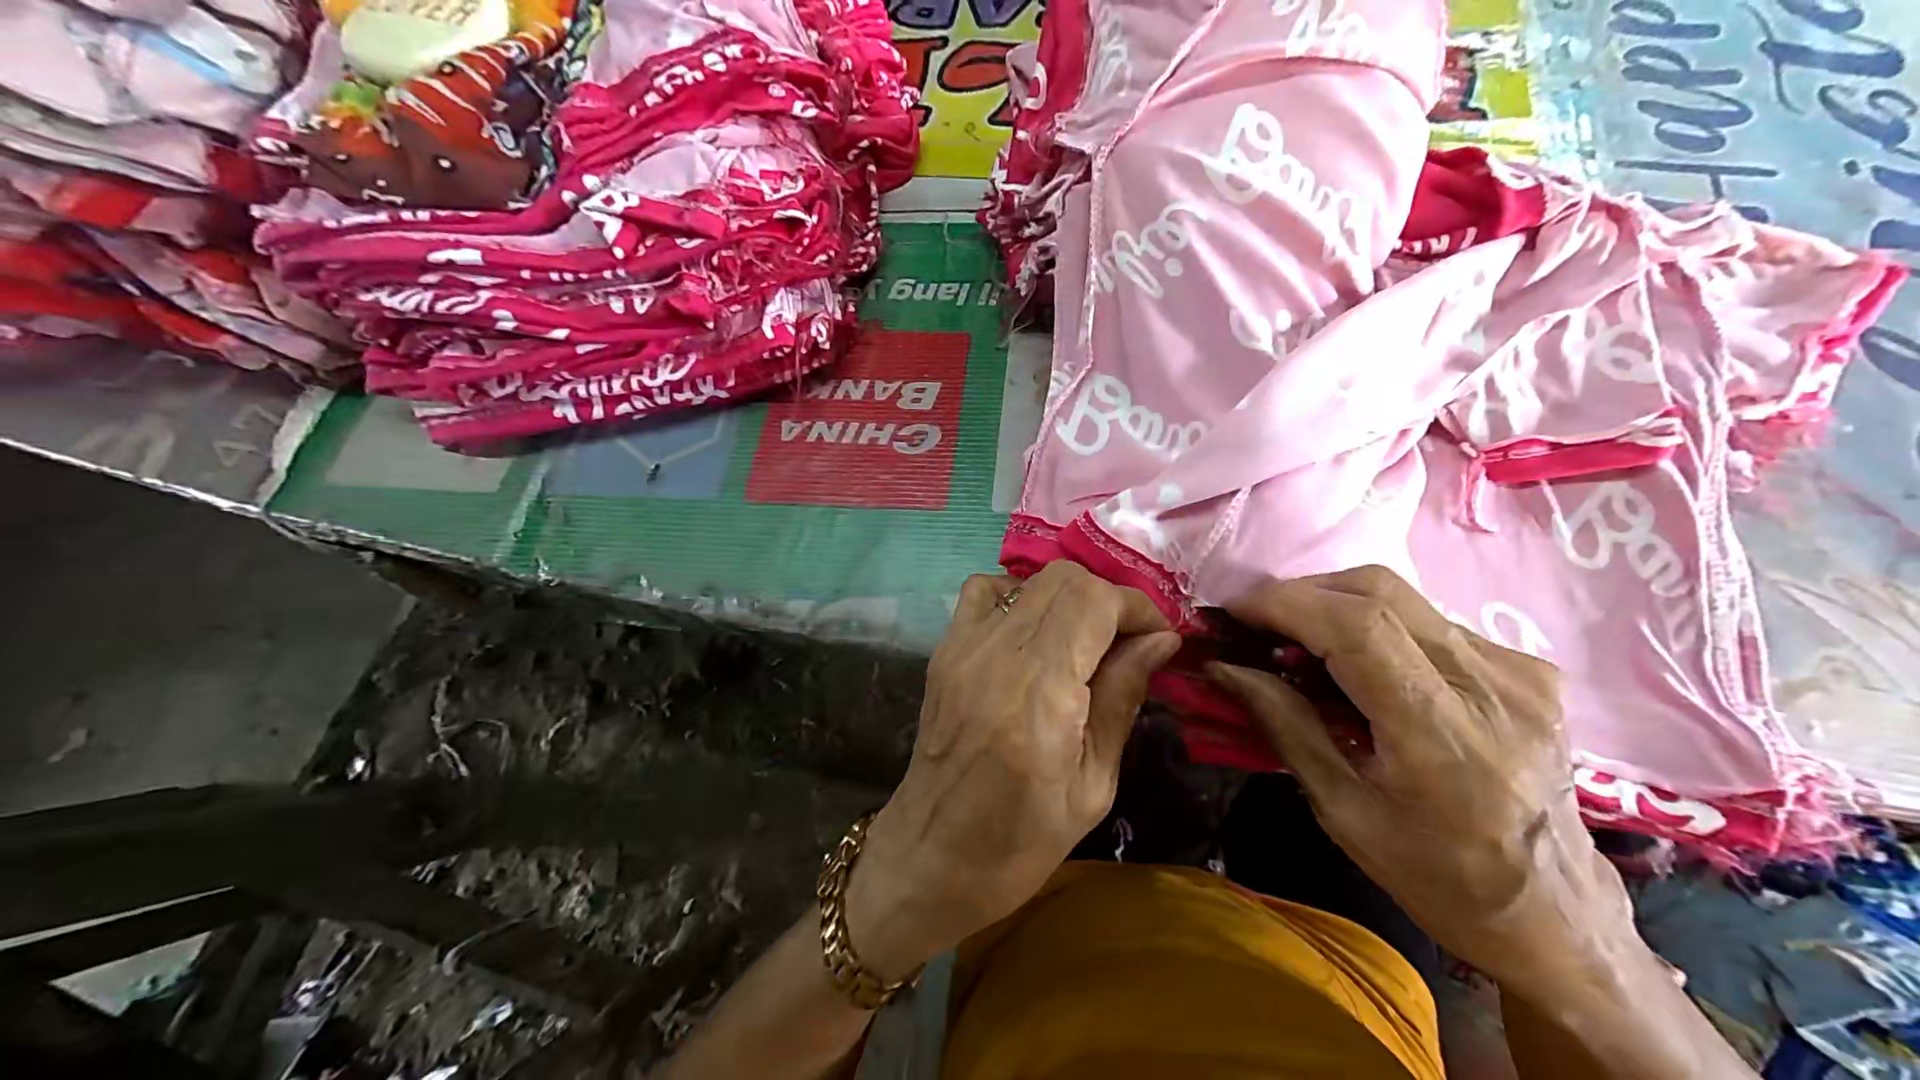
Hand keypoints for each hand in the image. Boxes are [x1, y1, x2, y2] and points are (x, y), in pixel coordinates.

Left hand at [844, 562, 1179, 979]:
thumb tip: (1160, 641)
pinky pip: (985, 591)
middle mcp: (995, 656)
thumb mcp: (1093, 784)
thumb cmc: (1020, 842)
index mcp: (1038, 695)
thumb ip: (1121, 697)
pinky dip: (1021, 596)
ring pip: (1029, 580)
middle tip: (1129, 642)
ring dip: (1070, 598)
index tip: (1159, 639)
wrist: (931, 856)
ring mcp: (962, 647)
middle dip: (1109, 600)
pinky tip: (1036, 633)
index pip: (1094, 602)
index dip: (1137, 608)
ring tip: (1087, 640)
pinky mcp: (944, 650)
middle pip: (1064, 580)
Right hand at [1206, 566, 1634, 994]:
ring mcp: (1520, 673)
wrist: (1550, 909)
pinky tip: (1359, 661)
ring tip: (1297, 637)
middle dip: (1303, 591)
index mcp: (1442, 737)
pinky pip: (1430, 620)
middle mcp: (1492, 689)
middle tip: (1258, 619)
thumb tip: (1224, 667)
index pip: (1358, 629)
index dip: (1286, 604)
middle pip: (1379, 592)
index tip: (1234, 610)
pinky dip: (1376, 624)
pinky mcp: (1530, 669)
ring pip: (1404, 596)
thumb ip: (1284, 723)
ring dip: (1335, 603)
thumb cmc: (1433, 873)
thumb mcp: (1340, 808)